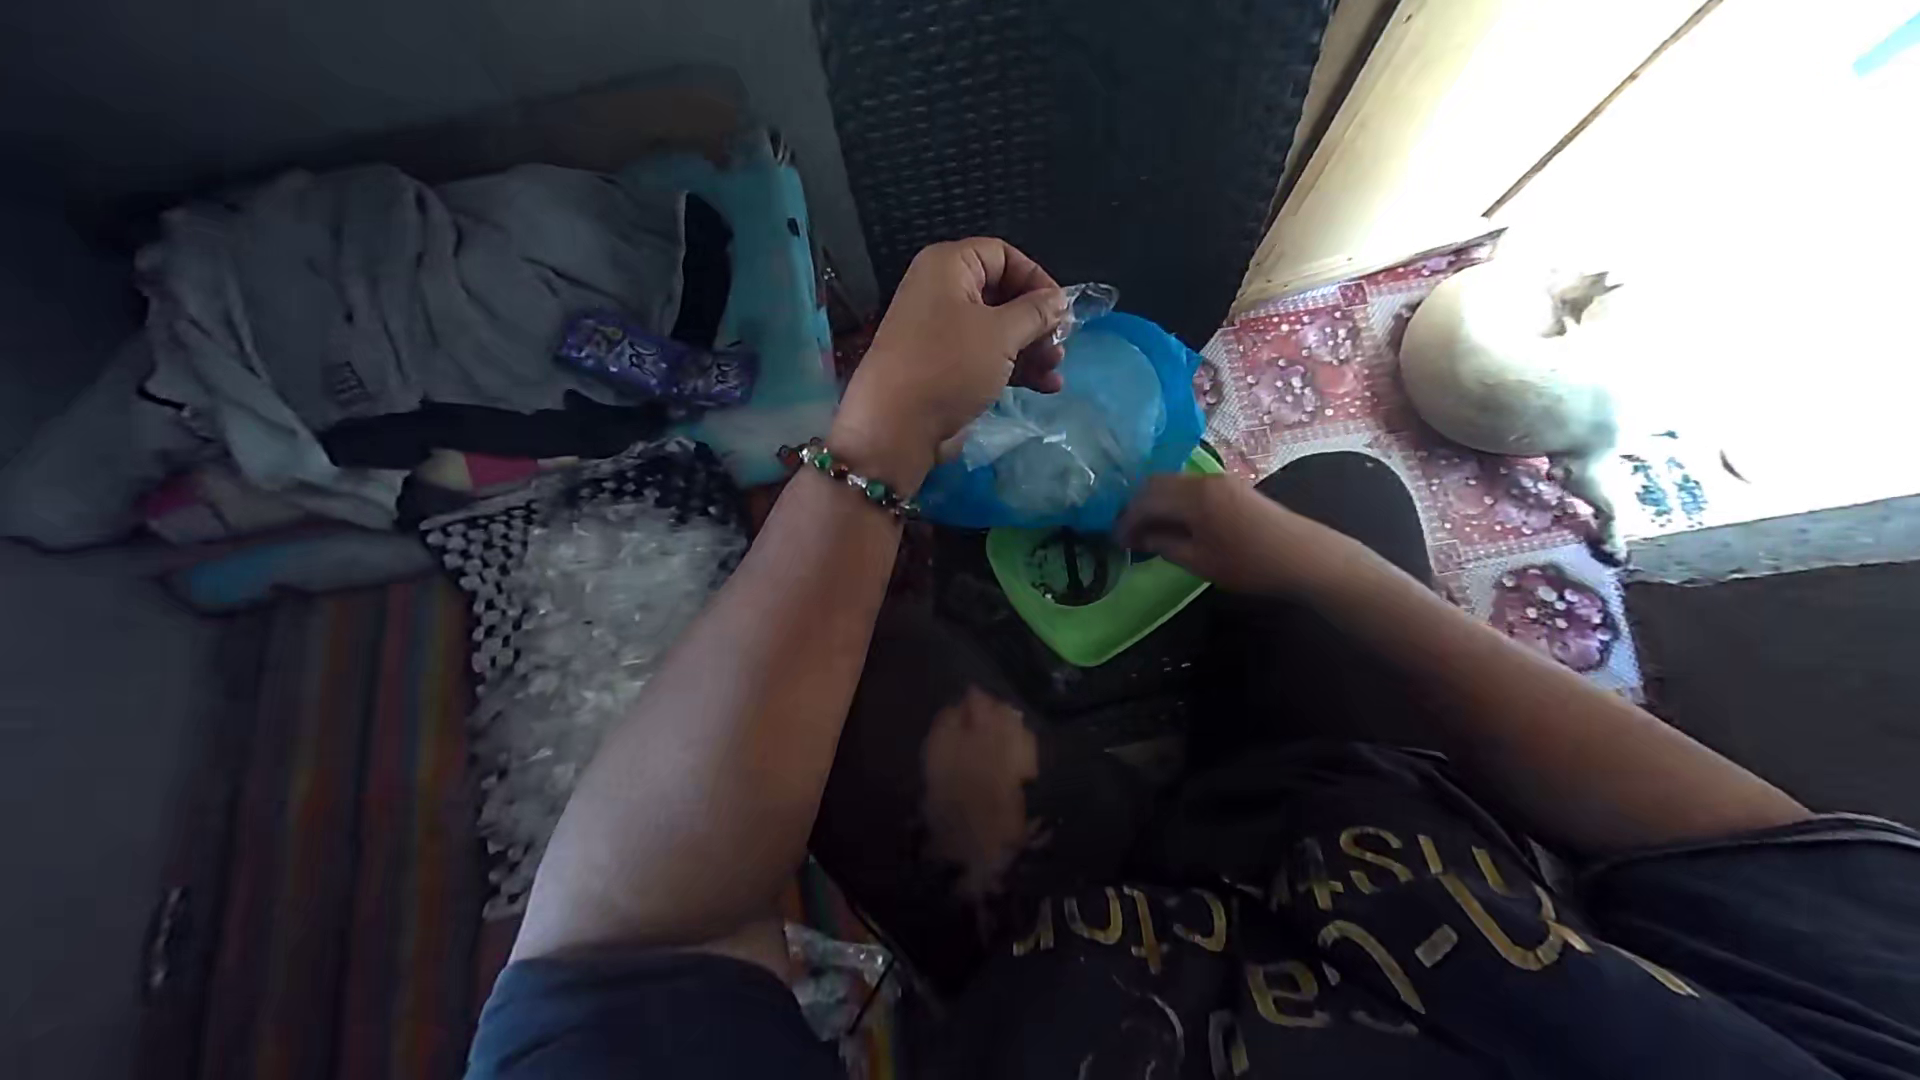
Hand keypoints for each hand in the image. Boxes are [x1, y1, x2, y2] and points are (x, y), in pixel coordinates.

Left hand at [831, 238, 1068, 491]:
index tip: (1060, 309)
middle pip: (1003, 296)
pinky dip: (1015, 369)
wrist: (897, 427)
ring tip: (1053, 372)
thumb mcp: (1001, 334)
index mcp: (947, 268)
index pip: (1002, 255)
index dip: (1035, 278)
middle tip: (1059, 347)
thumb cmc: (949, 367)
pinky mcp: (946, 369)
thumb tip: (1060, 300)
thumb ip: (1036, 312)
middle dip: (1036, 322)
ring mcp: (943, 334)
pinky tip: (1044, 387)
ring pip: (999, 332)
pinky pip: (988, 359)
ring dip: (1031, 350)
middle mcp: (942, 294)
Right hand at [1116, 473, 1348, 595]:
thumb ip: (1164, 544)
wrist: (1308, 557)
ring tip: (1148, 531)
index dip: (1126, 520)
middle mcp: (1203, 480)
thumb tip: (1139, 537)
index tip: (1116, 541)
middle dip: (1136, 507)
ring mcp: (1220, 480)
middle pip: (1156, 484)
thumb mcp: (1200, 561)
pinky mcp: (1231, 487)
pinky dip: (1173, 502)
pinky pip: (1189, 487)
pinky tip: (1173, 523)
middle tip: (1128, 534)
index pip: (1145, 500)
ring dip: (1155, 503)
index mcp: (1194, 497)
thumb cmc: (1251, 564)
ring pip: (1173, 484)